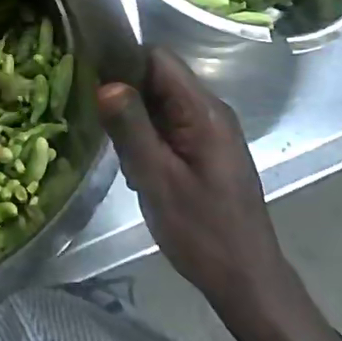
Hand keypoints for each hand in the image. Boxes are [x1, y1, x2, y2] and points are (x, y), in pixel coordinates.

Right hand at [96, 48, 275, 301]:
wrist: (248, 283)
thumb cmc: (203, 231)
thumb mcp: (158, 179)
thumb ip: (131, 127)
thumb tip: (104, 83)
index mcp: (203, 110)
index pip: (158, 58)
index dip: (123, 62)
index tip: (93, 82)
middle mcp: (210, 110)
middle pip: (158, 78)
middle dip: (126, 96)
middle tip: (103, 127)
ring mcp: (210, 130)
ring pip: (160, 103)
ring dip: (135, 121)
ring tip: (122, 156)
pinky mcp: (206, 150)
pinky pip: (169, 125)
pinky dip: (148, 138)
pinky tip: (138, 169)